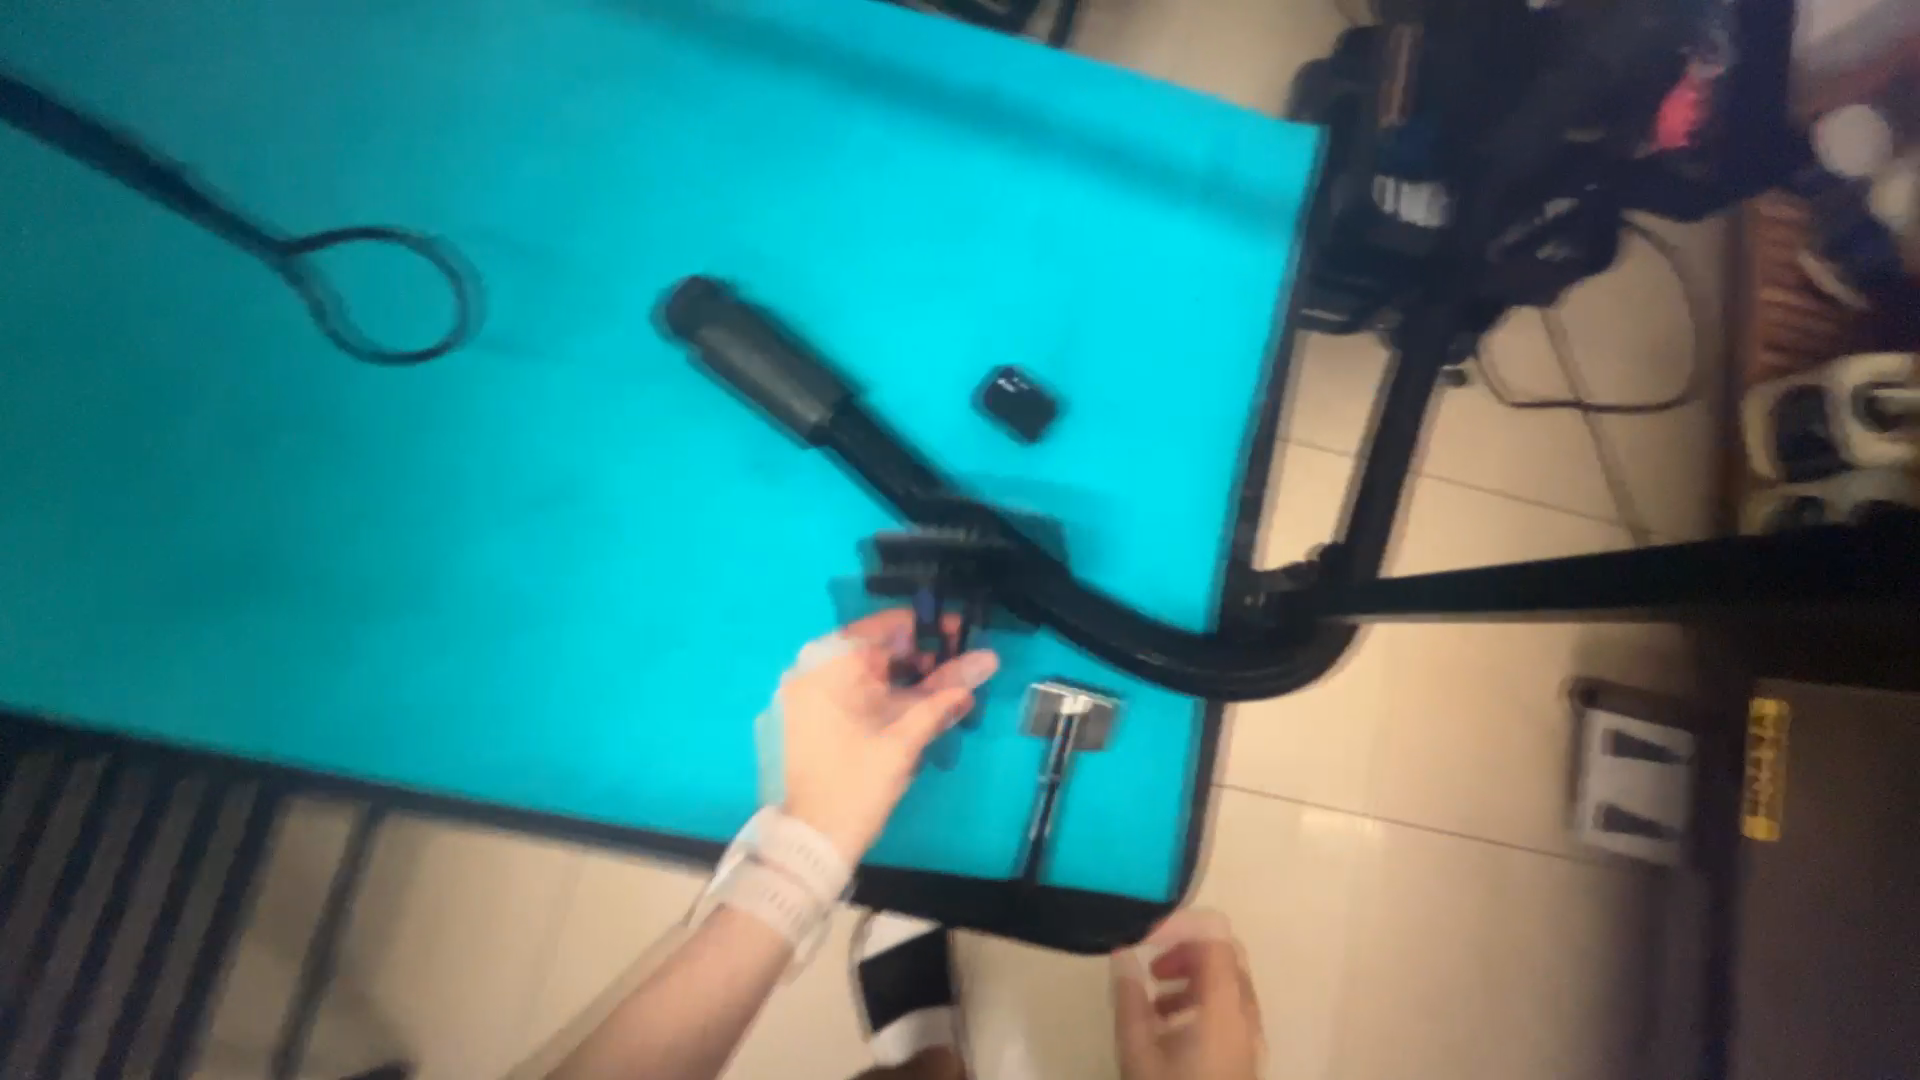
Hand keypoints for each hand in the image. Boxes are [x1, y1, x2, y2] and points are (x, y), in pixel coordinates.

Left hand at [778, 609, 998, 862]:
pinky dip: (890, 694)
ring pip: (873, 669)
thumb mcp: (906, 736)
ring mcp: (813, 691)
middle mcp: (816, 667)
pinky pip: (860, 689)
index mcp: (830, 664)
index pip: (887, 625)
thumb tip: (989, 659)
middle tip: (963, 670)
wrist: (811, 843)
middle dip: (925, 656)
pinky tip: (924, 708)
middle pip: (880, 646)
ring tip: (951, 692)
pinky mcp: (818, 714)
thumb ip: (946, 691)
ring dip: (912, 678)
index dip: (928, 627)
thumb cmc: (857, 784)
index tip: (963, 636)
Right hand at [1111, 913, 1264, 1079]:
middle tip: (1152, 963)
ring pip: (1227, 979)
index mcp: (1223, 1007)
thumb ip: (1129, 996)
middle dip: (1185, 947)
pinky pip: (1229, 1005)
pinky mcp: (1245, 1054)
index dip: (1179, 923)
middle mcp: (1245, 1014)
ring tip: (1154, 997)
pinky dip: (1200, 997)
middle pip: (1225, 952)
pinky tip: (1168, 1023)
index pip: (1214, 934)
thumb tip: (1122, 951)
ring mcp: (1250, 1035)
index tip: (1145, 936)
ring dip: (1191, 973)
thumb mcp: (1137, 1052)